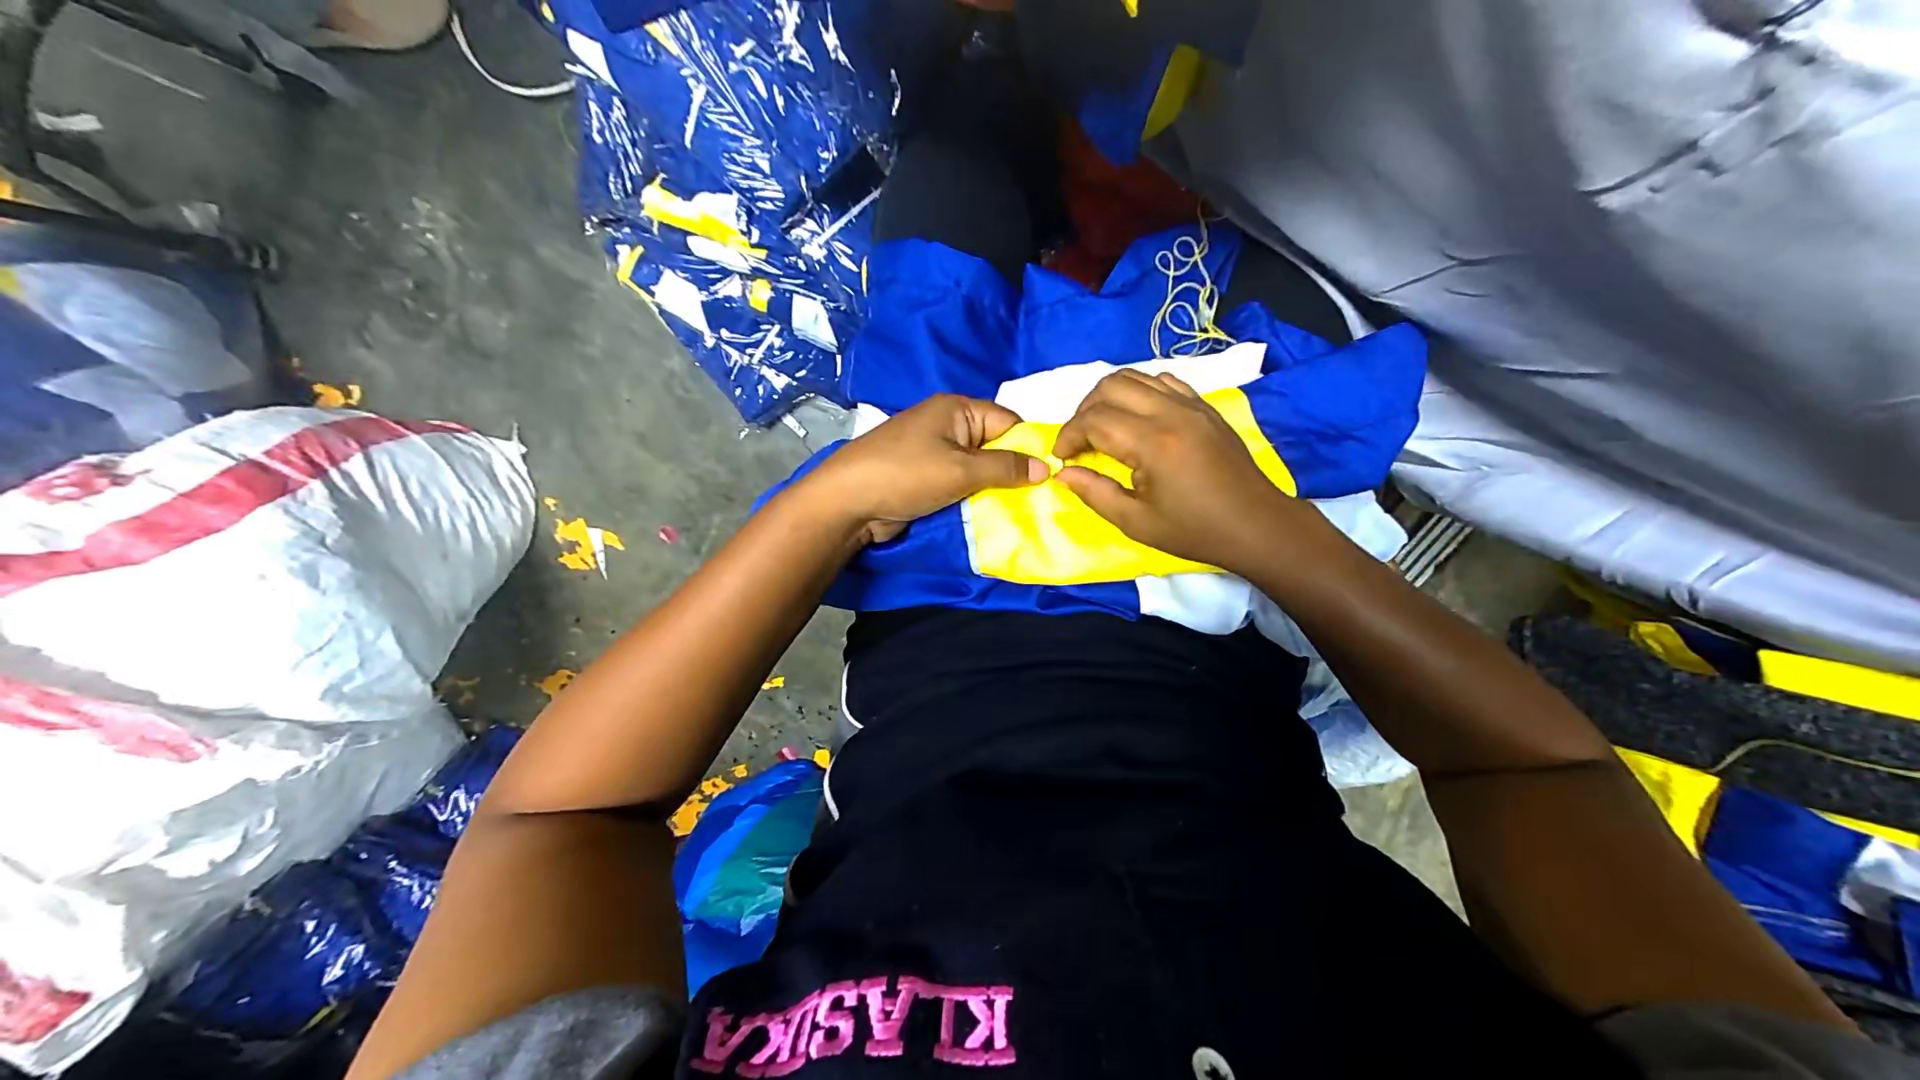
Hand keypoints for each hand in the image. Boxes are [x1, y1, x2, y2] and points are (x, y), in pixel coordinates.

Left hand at [798, 394, 1047, 543]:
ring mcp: (933, 451)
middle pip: (993, 445)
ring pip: (977, 468)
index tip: (1048, 476)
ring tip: (1017, 510)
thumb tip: (1044, 468)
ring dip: (991, 488)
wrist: (848, 501)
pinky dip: (972, 497)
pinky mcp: (924, 476)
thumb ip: (1004, 468)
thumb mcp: (961, 471)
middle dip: (1012, 471)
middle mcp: (947, 425)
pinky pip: (959, 483)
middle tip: (1036, 498)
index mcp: (957, 409)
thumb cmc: (906, 475)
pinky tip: (988, 514)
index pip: (1008, 421)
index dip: (1028, 446)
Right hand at [1052, 370, 1307, 572]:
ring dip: (1110, 398)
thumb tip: (1063, 474)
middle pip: (1110, 386)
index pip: (1094, 420)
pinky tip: (1137, 419)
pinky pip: (1164, 382)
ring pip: (1136, 376)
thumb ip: (1095, 493)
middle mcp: (1171, 412)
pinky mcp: (1204, 407)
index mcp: (1153, 443)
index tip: (1062, 458)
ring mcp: (1191, 405)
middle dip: (1084, 411)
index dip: (1068, 435)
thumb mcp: (1136, 523)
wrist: (1256, 525)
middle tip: (1080, 441)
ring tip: (1103, 428)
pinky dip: (1141, 392)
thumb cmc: (1195, 530)